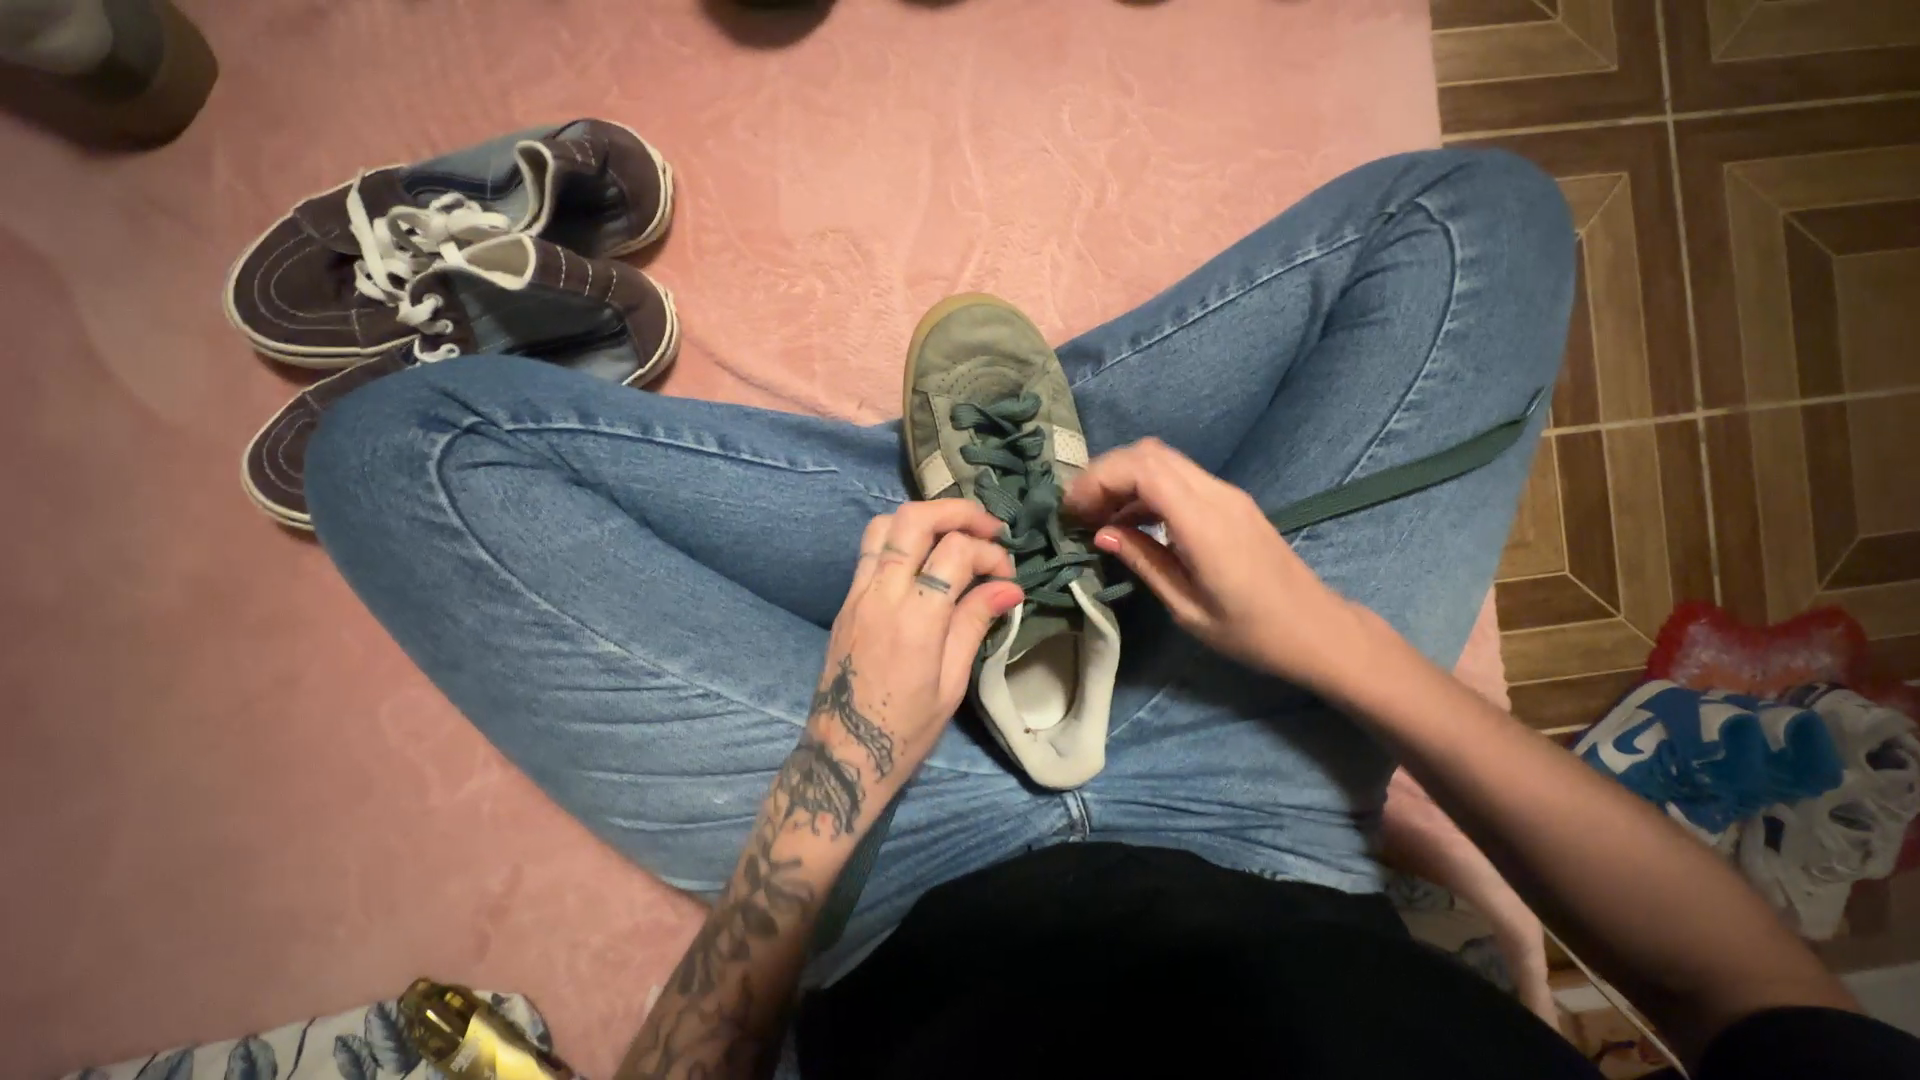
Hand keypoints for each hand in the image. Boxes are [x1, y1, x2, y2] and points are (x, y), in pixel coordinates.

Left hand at [807, 500, 1023, 798]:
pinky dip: (901, 538)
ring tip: (954, 534)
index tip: (1007, 574)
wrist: (844, 752)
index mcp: (915, 619)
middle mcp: (881, 594)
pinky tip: (925, 558)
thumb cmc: (906, 729)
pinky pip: (870, 549)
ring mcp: (857, 594)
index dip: (988, 552)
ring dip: (924, 518)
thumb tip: (1009, 587)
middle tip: (987, 527)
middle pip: (913, 519)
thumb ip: (974, 624)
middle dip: (956, 512)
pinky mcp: (845, 601)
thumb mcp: (951, 683)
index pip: (954, 552)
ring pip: (884, 524)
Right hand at [1064, 438, 1372, 690]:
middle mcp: (1217, 496)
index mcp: (1205, 524)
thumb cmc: (1252, 632)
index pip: (1144, 470)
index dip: (1099, 479)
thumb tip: (1103, 534)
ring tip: (1098, 518)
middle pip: (1150, 454)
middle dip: (1105, 474)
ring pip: (1164, 461)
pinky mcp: (1231, 503)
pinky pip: (1180, 479)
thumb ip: (1145, 562)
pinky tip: (1132, 522)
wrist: (1317, 629)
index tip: (1071, 509)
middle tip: (1079, 511)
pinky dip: (1147, 489)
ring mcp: (1227, 495)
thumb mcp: (1188, 609)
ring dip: (1125, 479)